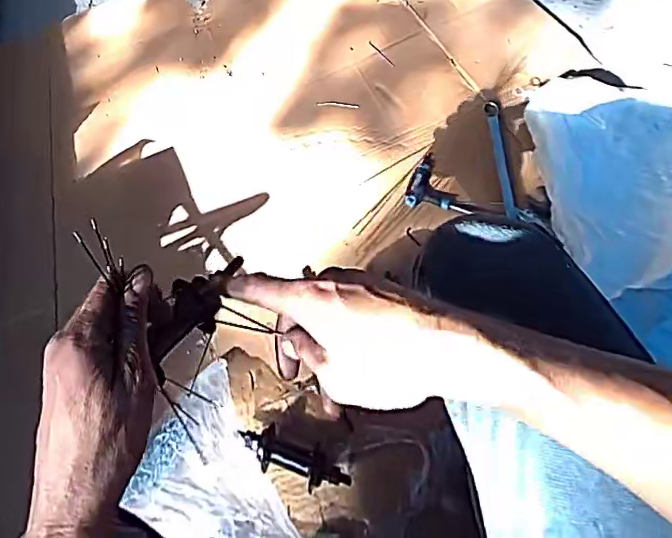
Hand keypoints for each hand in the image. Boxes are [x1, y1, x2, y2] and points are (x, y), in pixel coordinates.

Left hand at [25, 266, 159, 537]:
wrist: (74, 501)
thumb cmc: (103, 450)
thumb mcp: (134, 377)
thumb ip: (135, 323)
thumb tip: (139, 283)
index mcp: (76, 339)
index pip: (107, 285)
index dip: (138, 288)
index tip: (158, 301)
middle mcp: (60, 347)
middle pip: (102, 306)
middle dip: (134, 314)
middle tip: (159, 332)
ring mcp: (56, 366)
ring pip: (97, 330)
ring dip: (125, 336)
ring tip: (146, 362)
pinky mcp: (59, 384)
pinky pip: (89, 351)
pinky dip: (112, 354)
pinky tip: (128, 378)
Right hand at [226, 268, 481, 411]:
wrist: (446, 345)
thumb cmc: (390, 360)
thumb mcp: (334, 373)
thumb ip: (307, 354)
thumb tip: (301, 341)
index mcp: (310, 298)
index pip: (263, 287)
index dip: (240, 288)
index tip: (225, 285)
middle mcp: (330, 283)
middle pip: (296, 305)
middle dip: (293, 341)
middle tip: (294, 372)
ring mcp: (356, 284)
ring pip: (325, 313)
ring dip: (322, 344)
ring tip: (335, 388)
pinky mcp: (379, 291)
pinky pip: (348, 311)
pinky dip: (344, 335)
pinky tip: (358, 368)